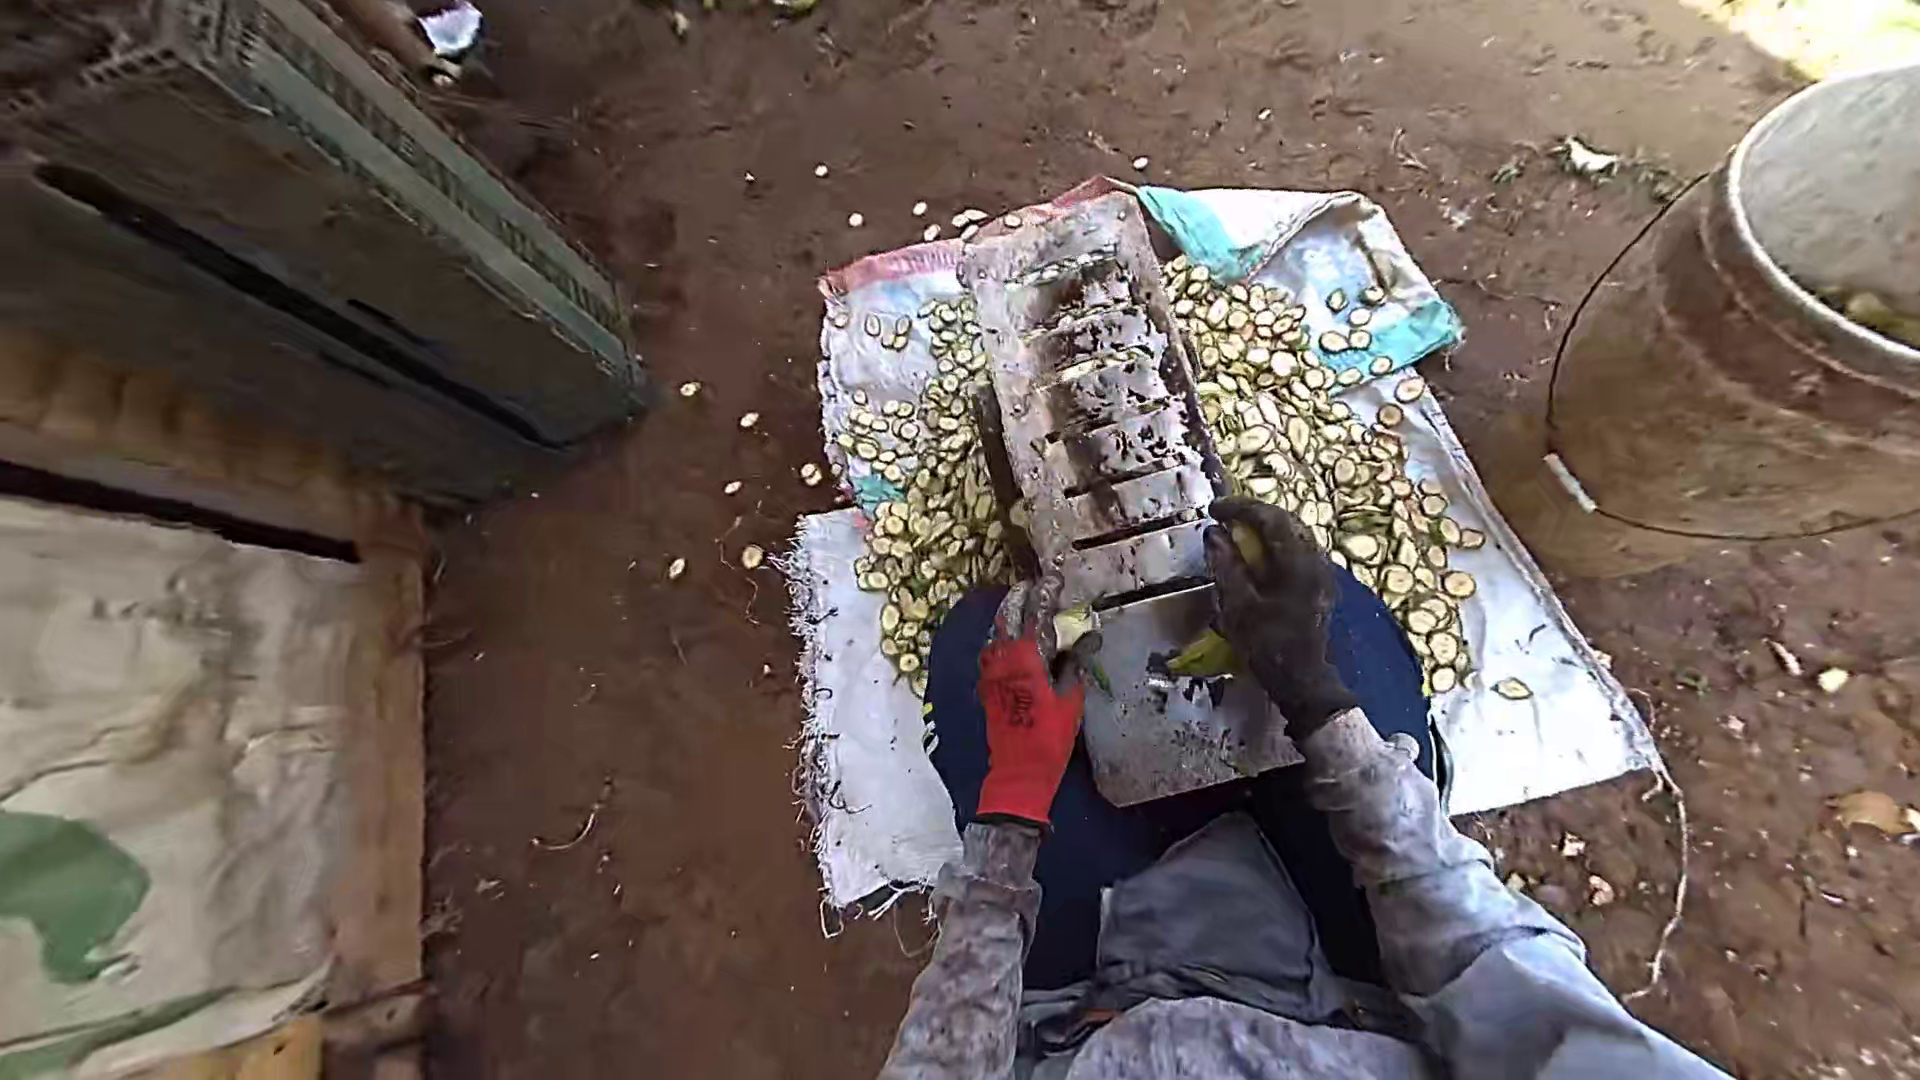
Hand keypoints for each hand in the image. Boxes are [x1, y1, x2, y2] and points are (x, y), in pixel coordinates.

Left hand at [975, 575, 1100, 826]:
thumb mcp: (1070, 699)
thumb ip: (1075, 664)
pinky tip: (1010, 636)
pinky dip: (1001, 635)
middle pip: (1008, 613)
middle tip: (1034, 584)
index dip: (1047, 592)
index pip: (1037, 613)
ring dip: (1008, 612)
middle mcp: (1004, 656)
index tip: (1054, 576)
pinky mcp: (985, 682)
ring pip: (996, 629)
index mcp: (1028, 656)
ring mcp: (990, 669)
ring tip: (1022, 602)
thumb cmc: (1050, 736)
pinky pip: (991, 648)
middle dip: (1021, 595)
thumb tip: (1088, 638)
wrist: (1016, 769)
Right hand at [1203, 497, 1357, 738]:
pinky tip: (1256, 552)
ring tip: (1236, 529)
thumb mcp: (1238, 606)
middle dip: (1253, 513)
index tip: (1213, 510)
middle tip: (1223, 515)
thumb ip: (1226, 566)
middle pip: (1287, 521)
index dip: (1240, 508)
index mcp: (1297, 565)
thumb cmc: (1267, 644)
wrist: (1301, 679)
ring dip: (1264, 526)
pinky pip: (1296, 549)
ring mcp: (1322, 573)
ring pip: (1294, 534)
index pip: (1271, 519)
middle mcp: (1316, 562)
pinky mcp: (1319, 584)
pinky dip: (1274, 542)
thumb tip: (1213, 534)